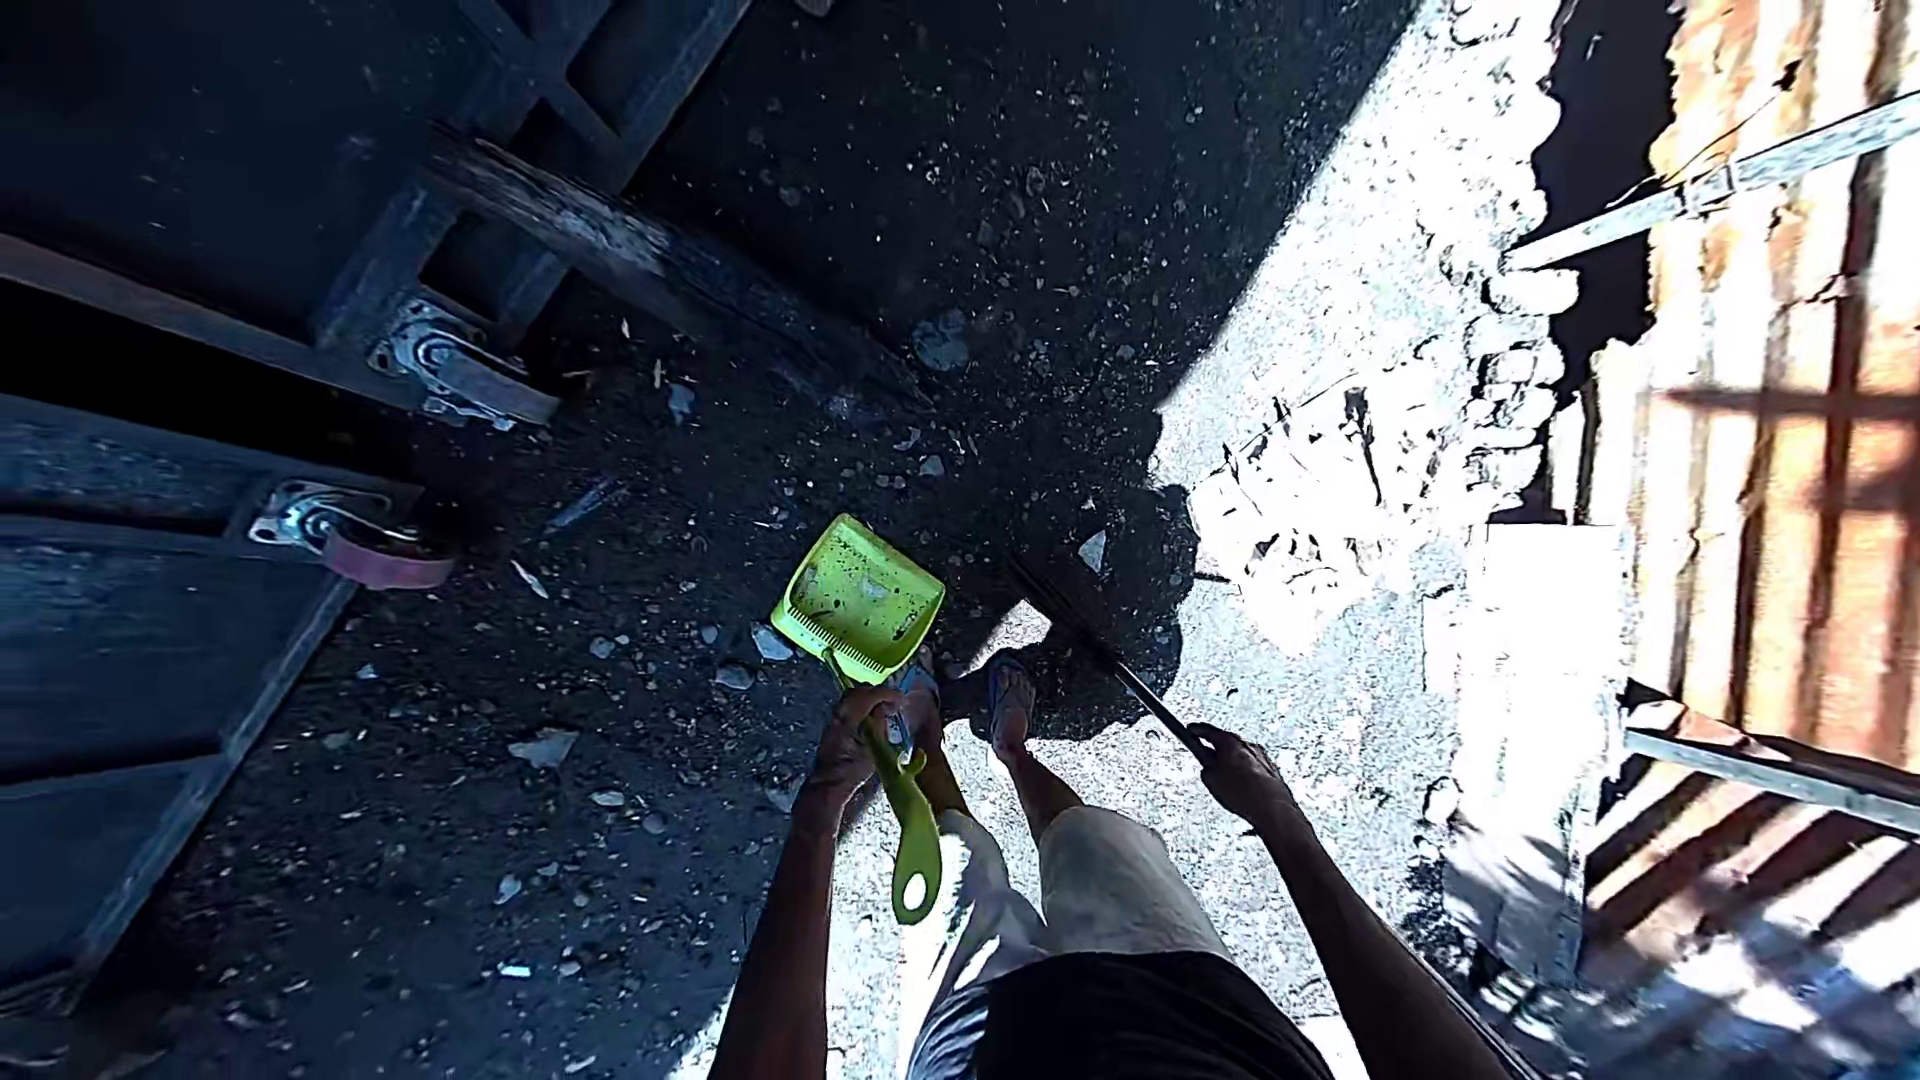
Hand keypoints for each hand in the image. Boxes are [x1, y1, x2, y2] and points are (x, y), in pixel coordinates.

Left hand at [803, 685, 902, 805]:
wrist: (830, 783)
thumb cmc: (853, 769)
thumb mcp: (874, 749)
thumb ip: (879, 724)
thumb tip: (882, 709)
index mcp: (849, 717)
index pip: (871, 695)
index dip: (888, 694)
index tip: (901, 699)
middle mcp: (839, 711)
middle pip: (861, 691)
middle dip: (879, 693)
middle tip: (893, 703)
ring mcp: (834, 716)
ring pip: (853, 696)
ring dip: (870, 698)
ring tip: (883, 709)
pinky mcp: (833, 723)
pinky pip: (849, 704)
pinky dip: (862, 704)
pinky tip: (871, 716)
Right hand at [1191, 722, 1304, 834]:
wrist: (1273, 810)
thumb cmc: (1244, 793)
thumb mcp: (1210, 779)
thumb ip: (1206, 767)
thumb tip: (1208, 768)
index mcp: (1230, 741)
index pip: (1207, 730)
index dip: (1196, 730)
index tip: (1191, 730)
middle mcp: (1247, 744)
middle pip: (1226, 743)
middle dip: (1215, 751)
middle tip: (1206, 760)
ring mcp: (1262, 757)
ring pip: (1240, 756)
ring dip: (1231, 764)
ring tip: (1226, 783)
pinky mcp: (1271, 771)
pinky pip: (1252, 768)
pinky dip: (1244, 774)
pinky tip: (1241, 790)